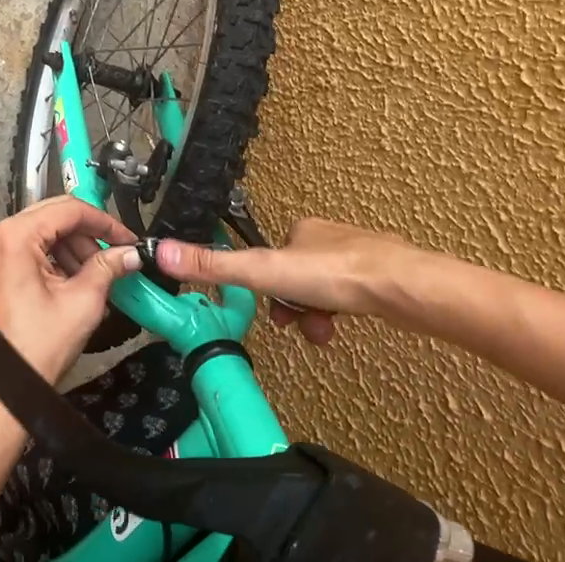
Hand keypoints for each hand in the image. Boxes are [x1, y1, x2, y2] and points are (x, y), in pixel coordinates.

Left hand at [0, 196, 140, 381]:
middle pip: (56, 217)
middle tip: (116, 256)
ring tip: (98, 276)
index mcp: (15, 236)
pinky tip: (77, 282)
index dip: (104, 222)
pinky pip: (33, 249)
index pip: (69, 209)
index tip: (126, 238)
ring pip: (45, 232)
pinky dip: (58, 260)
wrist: (0, 390)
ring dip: (75, 248)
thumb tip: (129, 254)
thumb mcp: (82, 303)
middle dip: (90, 236)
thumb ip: (108, 268)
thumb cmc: (33, 350)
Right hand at [156, 217, 428, 344]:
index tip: (271, 311)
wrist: (402, 289)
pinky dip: (341, 317)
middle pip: (297, 280)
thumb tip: (162, 250)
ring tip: (321, 333)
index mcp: (301, 230)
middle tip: (296, 326)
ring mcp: (359, 258)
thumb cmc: (335, 274)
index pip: (271, 261)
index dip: (266, 289)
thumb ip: (215, 266)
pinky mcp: (383, 280)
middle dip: (292, 307)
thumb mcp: (264, 272)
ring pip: (323, 293)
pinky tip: (342, 329)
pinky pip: (351, 300)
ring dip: (315, 317)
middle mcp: (328, 238)